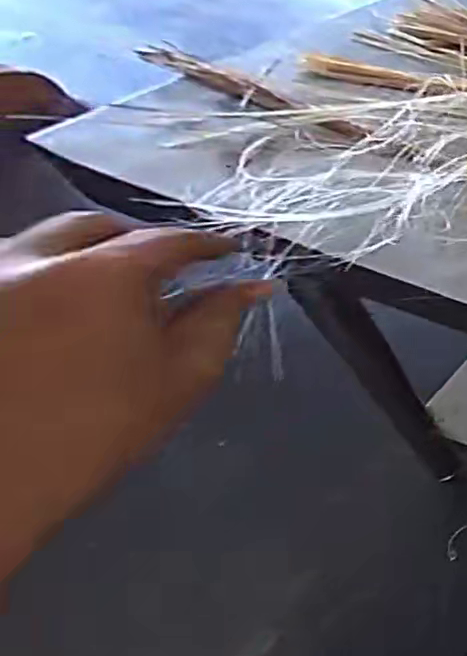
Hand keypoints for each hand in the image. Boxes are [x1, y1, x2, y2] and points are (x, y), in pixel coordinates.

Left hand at [0, 213, 269, 577]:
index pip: (166, 241)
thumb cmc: (100, 427)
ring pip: (32, 249)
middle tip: (168, 267)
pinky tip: (58, 316)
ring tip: (108, 295)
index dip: (206, 244)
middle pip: (86, 228)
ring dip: (79, 261)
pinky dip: (38, 283)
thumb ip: (218, 317)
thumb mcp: (184, 371)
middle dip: (135, 240)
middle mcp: (21, 265)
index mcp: (98, 277)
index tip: (230, 253)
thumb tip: (252, 285)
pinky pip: (5, 279)